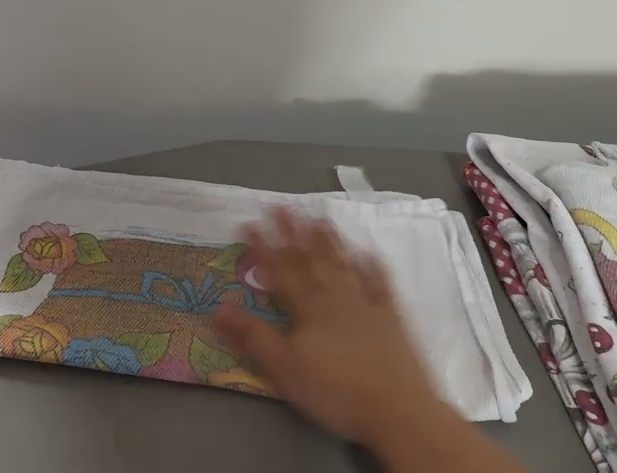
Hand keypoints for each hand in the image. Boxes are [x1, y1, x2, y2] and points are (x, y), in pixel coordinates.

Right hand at [215, 208, 447, 449]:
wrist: (399, 411)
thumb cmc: (336, 391)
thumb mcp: (284, 368)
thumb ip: (253, 336)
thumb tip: (217, 307)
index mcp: (307, 308)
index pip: (279, 271)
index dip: (262, 248)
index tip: (248, 223)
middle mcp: (334, 297)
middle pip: (310, 260)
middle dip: (293, 233)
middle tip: (281, 205)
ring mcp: (366, 305)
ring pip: (342, 265)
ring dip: (329, 241)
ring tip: (319, 217)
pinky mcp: (392, 319)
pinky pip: (381, 285)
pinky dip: (373, 267)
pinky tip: (368, 252)